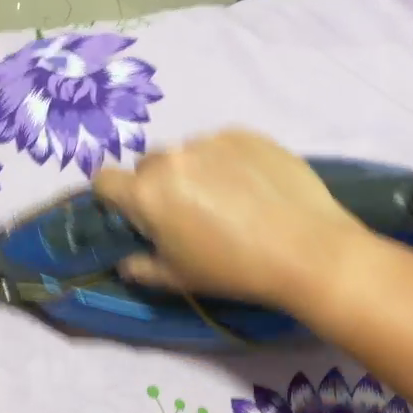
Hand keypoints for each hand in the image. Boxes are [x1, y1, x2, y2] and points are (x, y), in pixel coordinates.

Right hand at [92, 129, 377, 308]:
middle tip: (186, 212)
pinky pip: (220, 144)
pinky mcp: (245, 134)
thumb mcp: (179, 279)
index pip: (104, 179)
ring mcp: (210, 141)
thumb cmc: (233, 270)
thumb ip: (141, 267)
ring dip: (193, 171)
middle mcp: (172, 158)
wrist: (308, 250)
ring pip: (186, 153)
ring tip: (227, 199)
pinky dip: (226, 161)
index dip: (114, 197)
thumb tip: (127, 261)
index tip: (135, 214)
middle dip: (156, 185)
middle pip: (147, 165)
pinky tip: (252, 187)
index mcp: (147, 193)